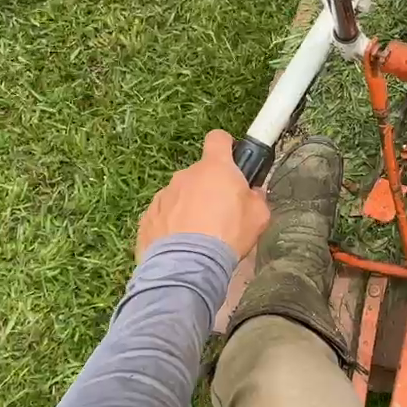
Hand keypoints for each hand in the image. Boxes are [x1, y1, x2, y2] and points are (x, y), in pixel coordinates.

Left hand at [134, 130, 269, 261]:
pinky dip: (172, 225)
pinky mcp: (147, 218)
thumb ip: (256, 197)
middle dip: (210, 187)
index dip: (226, 147)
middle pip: (200, 173)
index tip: (232, 161)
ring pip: (181, 194)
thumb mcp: (259, 216)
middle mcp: (186, 175)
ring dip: (190, 207)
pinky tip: (182, 246)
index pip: (218, 139)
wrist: (187, 267)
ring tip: (199, 236)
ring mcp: (164, 195)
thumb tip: (252, 193)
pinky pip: (164, 215)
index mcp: (215, 168)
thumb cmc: (228, 235)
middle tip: (221, 213)